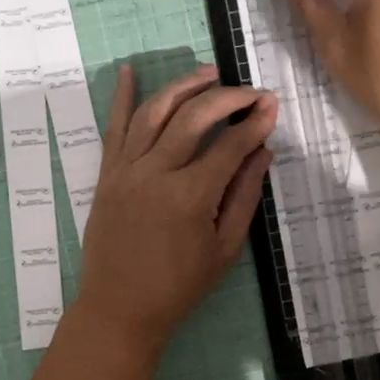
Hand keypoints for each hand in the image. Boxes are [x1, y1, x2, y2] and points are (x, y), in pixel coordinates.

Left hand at [74, 63, 275, 355]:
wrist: (119, 309)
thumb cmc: (179, 287)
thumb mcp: (224, 249)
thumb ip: (245, 196)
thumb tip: (263, 152)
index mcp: (191, 196)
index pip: (230, 145)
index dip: (256, 122)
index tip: (272, 105)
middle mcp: (156, 173)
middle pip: (194, 117)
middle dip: (227, 98)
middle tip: (250, 92)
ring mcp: (126, 170)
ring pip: (155, 112)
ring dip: (183, 86)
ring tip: (208, 74)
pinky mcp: (107, 174)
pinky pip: (114, 127)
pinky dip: (121, 97)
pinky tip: (128, 70)